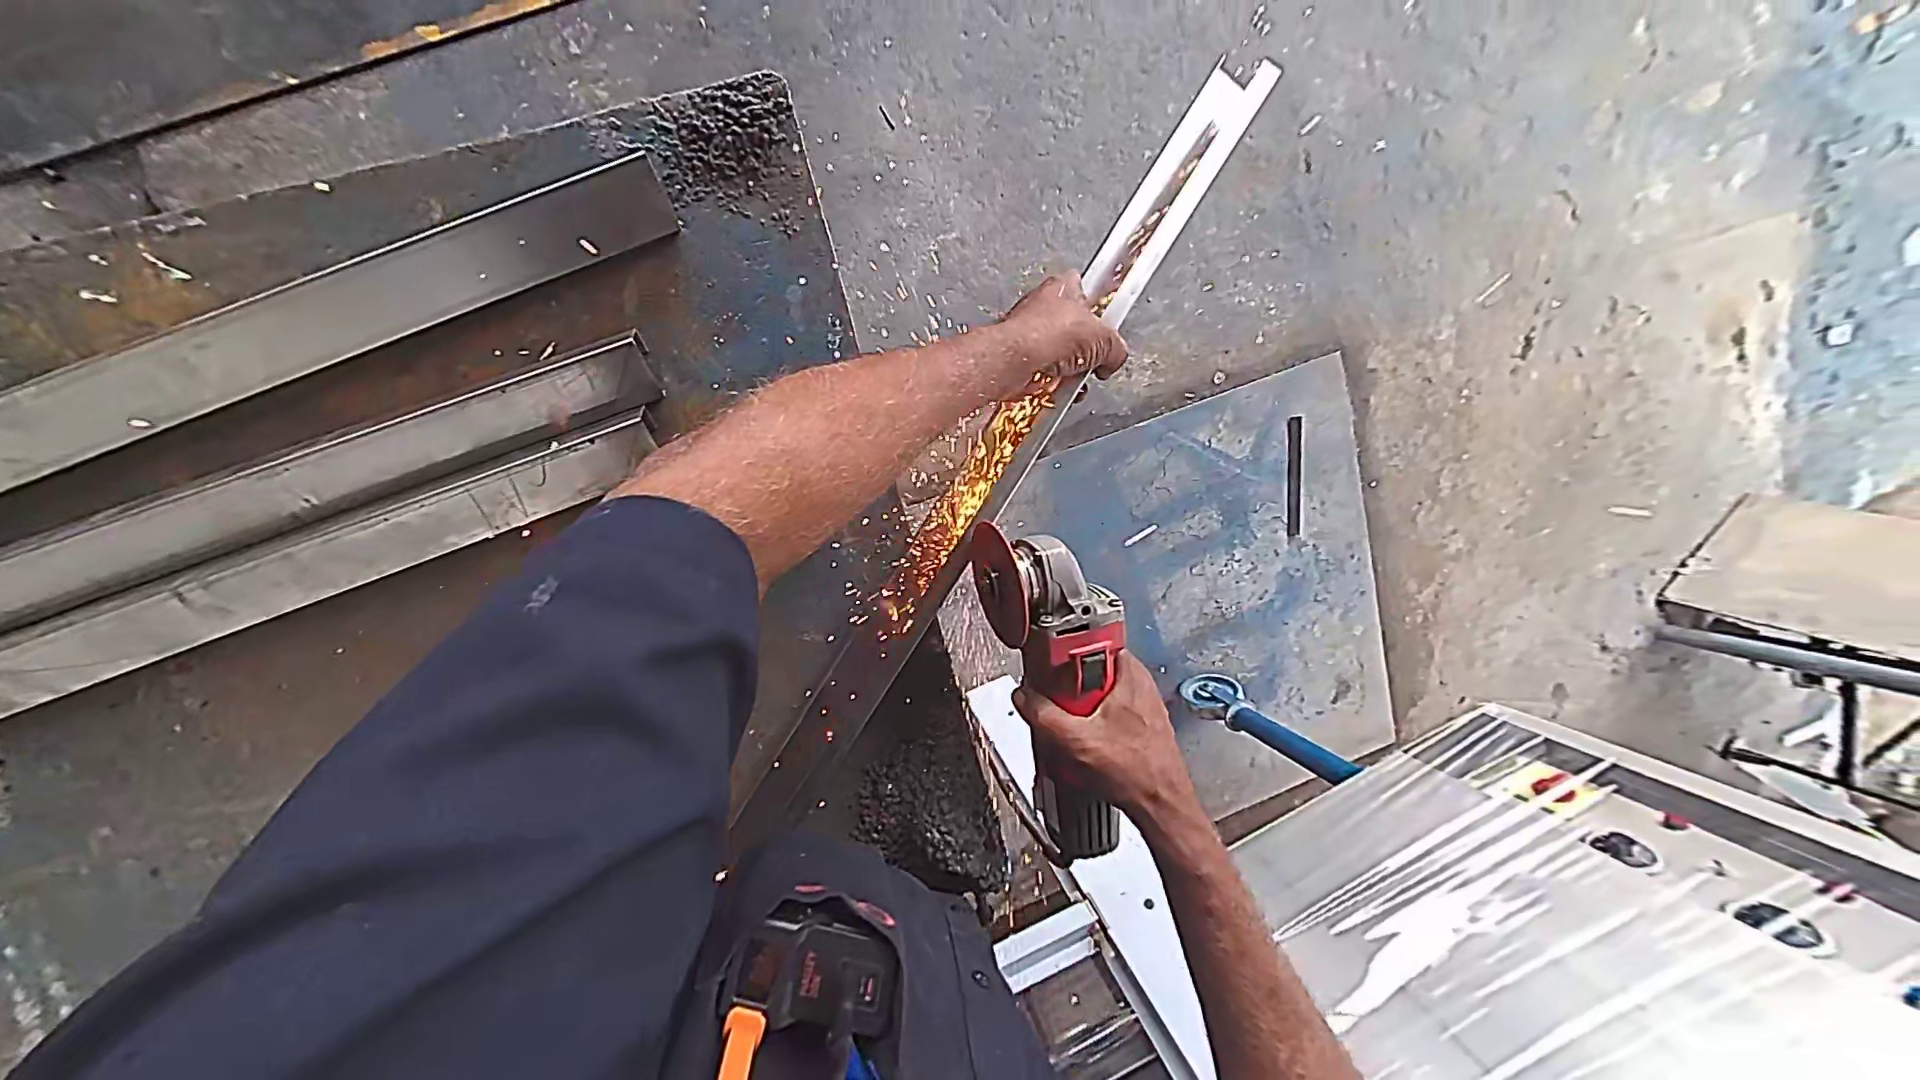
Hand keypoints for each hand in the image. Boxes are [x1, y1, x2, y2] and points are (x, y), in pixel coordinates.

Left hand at [994, 274, 1128, 395]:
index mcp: (1063, 287)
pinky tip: (1056, 389)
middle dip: (1085, 352)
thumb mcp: (1104, 340)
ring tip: (1073, 381)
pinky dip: (1051, 384)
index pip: (1089, 293)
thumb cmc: (1048, 335)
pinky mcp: (1017, 358)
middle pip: (1074, 331)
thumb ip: (1116, 348)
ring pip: (1058, 355)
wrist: (1013, 361)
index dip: (1100, 314)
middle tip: (1092, 363)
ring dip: (1069, 373)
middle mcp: (1042, 305)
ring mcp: (1027, 332)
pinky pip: (1042, 372)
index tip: (1107, 330)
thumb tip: (1116, 358)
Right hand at [1012, 650, 1205, 835]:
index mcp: (1129, 673)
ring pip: (1099, 690)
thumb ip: (1043, 715)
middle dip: (1071, 683)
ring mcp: (1143, 703)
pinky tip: (1088, 740)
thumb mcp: (1077, 741)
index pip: (1093, 639)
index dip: (1068, 649)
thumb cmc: (1136, 773)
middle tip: (1058, 701)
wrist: (1162, 805)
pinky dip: (1094, 719)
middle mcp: (1139, 682)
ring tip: (1071, 725)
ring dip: (1081, 704)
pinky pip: (1109, 709)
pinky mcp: (1142, 722)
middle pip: (1092, 667)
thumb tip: (1024, 697)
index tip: (1052, 662)